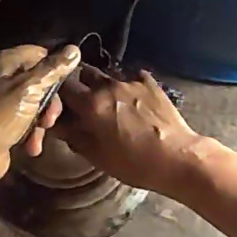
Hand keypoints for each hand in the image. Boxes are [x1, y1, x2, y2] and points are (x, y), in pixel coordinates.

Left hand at [0, 44, 79, 186]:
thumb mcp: (29, 90)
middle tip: (51, 117)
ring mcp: (2, 101)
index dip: (55, 67)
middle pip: (39, 81)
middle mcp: (1, 77)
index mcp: (4, 62)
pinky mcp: (3, 123)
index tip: (68, 84)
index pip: (38, 53)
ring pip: (35, 104)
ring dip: (41, 121)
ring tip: (41, 132)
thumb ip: (52, 69)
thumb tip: (74, 48)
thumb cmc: (0, 117)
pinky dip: (31, 133)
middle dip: (50, 101)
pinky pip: (26, 122)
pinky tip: (32, 146)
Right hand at [54, 65, 209, 195]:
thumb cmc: (134, 163)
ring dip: (103, 85)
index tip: (61, 103)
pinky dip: (129, 86)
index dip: (59, 93)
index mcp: (90, 104)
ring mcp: (130, 81)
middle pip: (83, 73)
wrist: (179, 157)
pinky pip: (132, 77)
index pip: (62, 86)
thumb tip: (57, 125)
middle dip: (80, 83)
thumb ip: (74, 136)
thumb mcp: (97, 157)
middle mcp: (107, 86)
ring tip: (111, 103)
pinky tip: (135, 100)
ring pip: (107, 75)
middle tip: (84, 101)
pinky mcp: (150, 83)